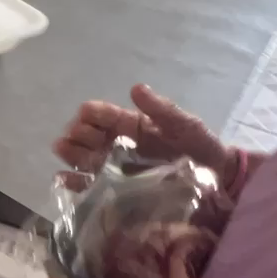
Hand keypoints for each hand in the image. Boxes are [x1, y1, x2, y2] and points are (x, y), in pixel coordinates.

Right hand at [54, 84, 231, 175]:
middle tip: (80, 137)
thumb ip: (162, 109)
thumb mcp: (185, 125)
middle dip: (77, 133)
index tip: (86, 114)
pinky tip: (63, 177)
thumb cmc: (199, 148)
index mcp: (129, 125)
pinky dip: (70, 181)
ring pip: (79, 157)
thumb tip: (136, 88)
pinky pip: (84, 184)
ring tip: (63, 149)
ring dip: (68, 152)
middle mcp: (114, 145)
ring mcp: (109, 167)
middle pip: (85, 135)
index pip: (101, 115)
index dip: (91, 113)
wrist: (213, 181)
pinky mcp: (108, 189)